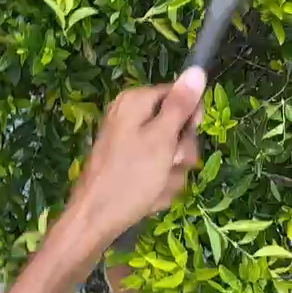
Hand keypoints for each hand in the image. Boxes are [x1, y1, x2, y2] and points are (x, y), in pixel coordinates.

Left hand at [67, 69, 206, 244]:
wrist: (94, 222)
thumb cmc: (130, 177)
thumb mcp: (161, 139)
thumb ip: (180, 105)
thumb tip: (197, 70)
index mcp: (136, 101)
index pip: (180, 95)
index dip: (191, 118)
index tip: (189, 136)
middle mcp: (131, 116)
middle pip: (177, 126)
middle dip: (180, 152)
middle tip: (169, 164)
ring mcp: (129, 142)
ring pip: (171, 153)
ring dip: (172, 174)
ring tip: (157, 186)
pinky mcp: (129, 166)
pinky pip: (158, 170)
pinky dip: (159, 185)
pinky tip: (150, 197)